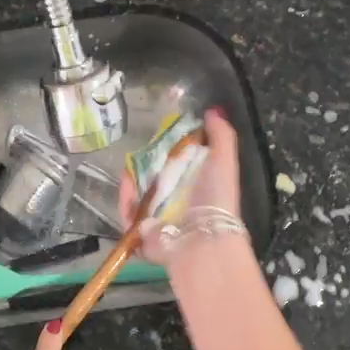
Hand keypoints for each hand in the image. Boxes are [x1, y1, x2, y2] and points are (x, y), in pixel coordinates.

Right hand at [118, 107, 242, 265]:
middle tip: (136, 158)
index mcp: (195, 184)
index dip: (164, 150)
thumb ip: (221, 136)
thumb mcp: (224, 161)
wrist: (201, 238)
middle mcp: (176, 201)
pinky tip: (127, 194)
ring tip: (129, 179)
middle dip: (141, 166)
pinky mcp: (143, 232)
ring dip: (130, 184)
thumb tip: (212, 111)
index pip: (175, 162)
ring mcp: (158, 217)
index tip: (157, 140)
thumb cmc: (215, 198)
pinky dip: (125, 203)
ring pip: (136, 194)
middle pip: (151, 177)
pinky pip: (128, 213)